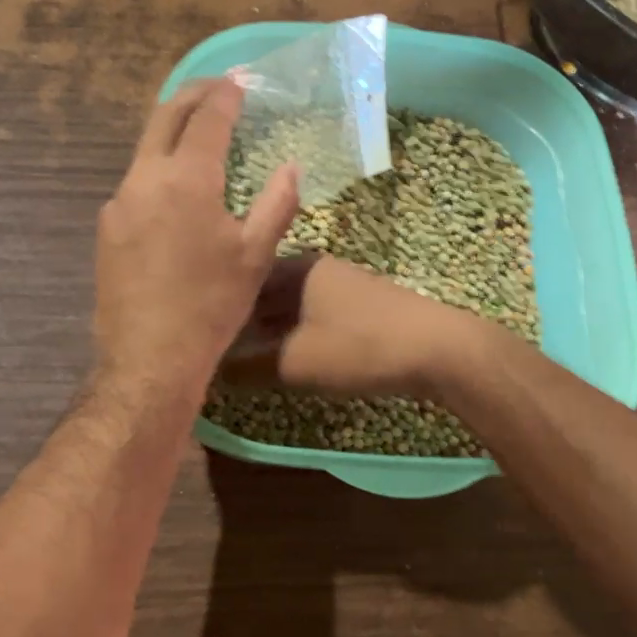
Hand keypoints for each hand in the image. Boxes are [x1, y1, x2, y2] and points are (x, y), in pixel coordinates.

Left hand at [93, 78, 299, 399]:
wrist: (148, 356)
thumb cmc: (211, 305)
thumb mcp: (254, 255)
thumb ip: (276, 203)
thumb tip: (290, 167)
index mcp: (186, 179)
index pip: (207, 119)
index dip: (226, 95)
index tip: (240, 82)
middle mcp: (144, 179)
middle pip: (164, 117)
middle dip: (192, 96)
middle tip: (216, 88)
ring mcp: (118, 202)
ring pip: (145, 149)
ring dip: (171, 131)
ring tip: (197, 132)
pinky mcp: (106, 227)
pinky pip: (134, 182)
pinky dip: (157, 168)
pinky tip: (174, 187)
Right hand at [221, 255, 486, 400]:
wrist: (439, 351)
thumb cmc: (358, 347)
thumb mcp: (294, 362)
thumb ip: (246, 367)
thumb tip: (209, 370)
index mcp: (293, 266)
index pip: (238, 279)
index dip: (216, 307)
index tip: (196, 333)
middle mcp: (313, 268)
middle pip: (261, 294)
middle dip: (239, 322)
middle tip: (213, 353)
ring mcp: (338, 285)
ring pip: (286, 309)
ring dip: (264, 333)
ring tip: (240, 361)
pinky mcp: (356, 307)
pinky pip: (308, 319)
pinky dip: (290, 337)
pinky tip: (282, 361)